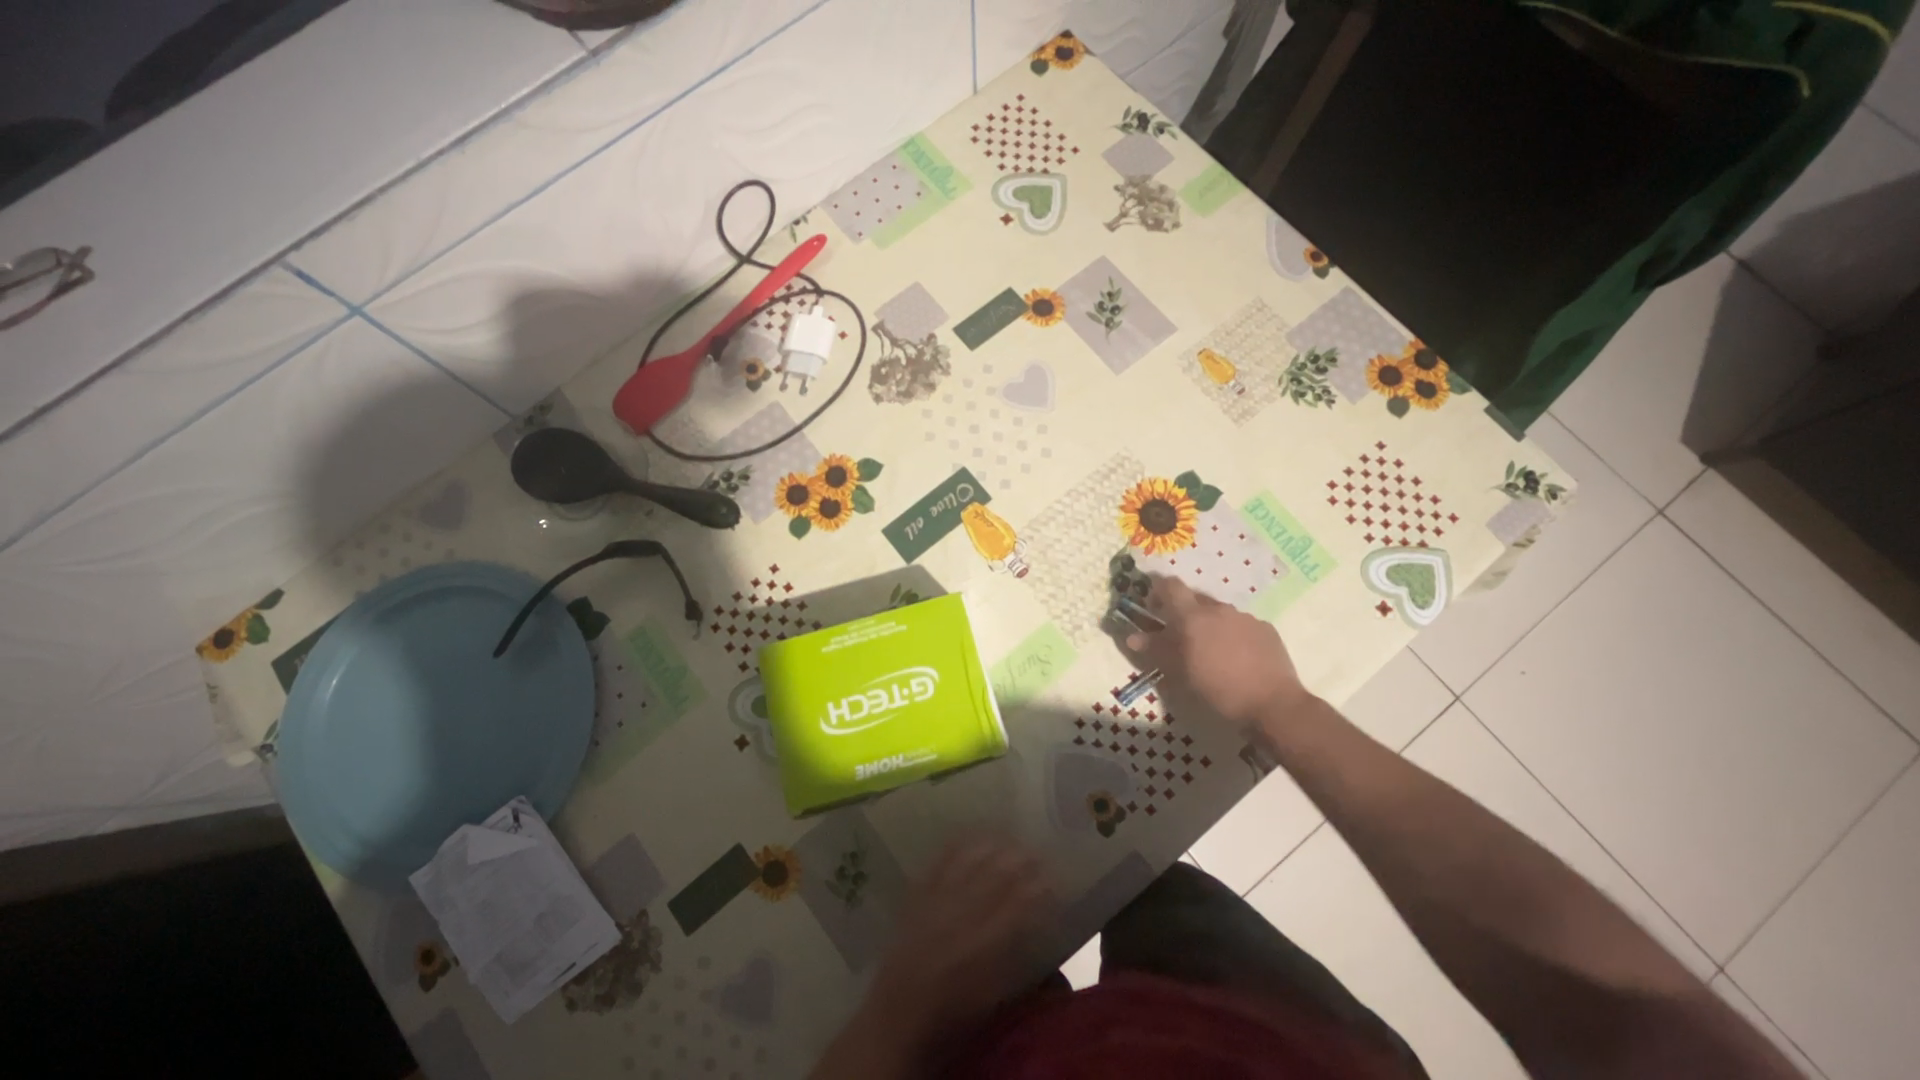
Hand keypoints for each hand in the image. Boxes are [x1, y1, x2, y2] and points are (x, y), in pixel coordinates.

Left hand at [863, 837, 1053, 1043]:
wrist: (895, 1023)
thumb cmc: (951, 1019)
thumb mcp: (993, 997)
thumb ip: (1016, 958)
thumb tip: (1037, 924)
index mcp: (986, 947)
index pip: (1020, 905)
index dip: (1039, 888)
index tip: (1053, 879)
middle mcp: (961, 920)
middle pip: (995, 877)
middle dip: (1020, 860)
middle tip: (1037, 853)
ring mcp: (935, 906)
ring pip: (967, 864)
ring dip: (990, 847)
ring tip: (1008, 838)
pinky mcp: (914, 902)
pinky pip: (936, 866)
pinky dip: (954, 848)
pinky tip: (967, 836)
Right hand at [1124, 575, 1315, 733]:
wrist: (1272, 704)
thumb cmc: (1218, 690)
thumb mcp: (1180, 673)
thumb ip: (1156, 650)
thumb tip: (1133, 637)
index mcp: (1192, 617)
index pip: (1170, 586)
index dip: (1158, 590)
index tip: (1152, 605)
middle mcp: (1219, 609)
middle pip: (1195, 599)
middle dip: (1184, 612)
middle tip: (1179, 637)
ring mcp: (1245, 617)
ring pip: (1219, 613)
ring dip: (1209, 625)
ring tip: (1211, 652)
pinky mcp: (1265, 629)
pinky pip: (1241, 625)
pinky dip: (1233, 635)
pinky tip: (1237, 658)